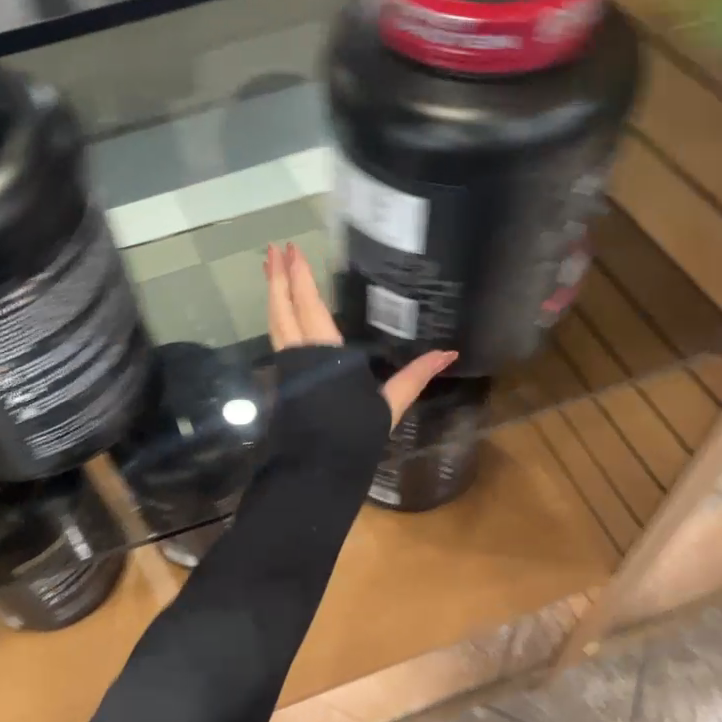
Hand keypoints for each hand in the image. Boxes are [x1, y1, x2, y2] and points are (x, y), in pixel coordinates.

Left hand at [263, 243, 456, 429]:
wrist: (315, 471)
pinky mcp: (280, 382)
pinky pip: (277, 340)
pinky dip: (277, 318)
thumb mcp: (388, 406)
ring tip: (272, 271)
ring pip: (274, 324)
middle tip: (272, 249)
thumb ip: (414, 376)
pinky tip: (283, 316)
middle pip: (282, 307)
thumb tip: (448, 354)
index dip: (299, 276)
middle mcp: (298, 354)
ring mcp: (285, 368)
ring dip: (273, 295)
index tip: (291, 250)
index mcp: (323, 352)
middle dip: (277, 277)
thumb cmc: (353, 436)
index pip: (308, 304)